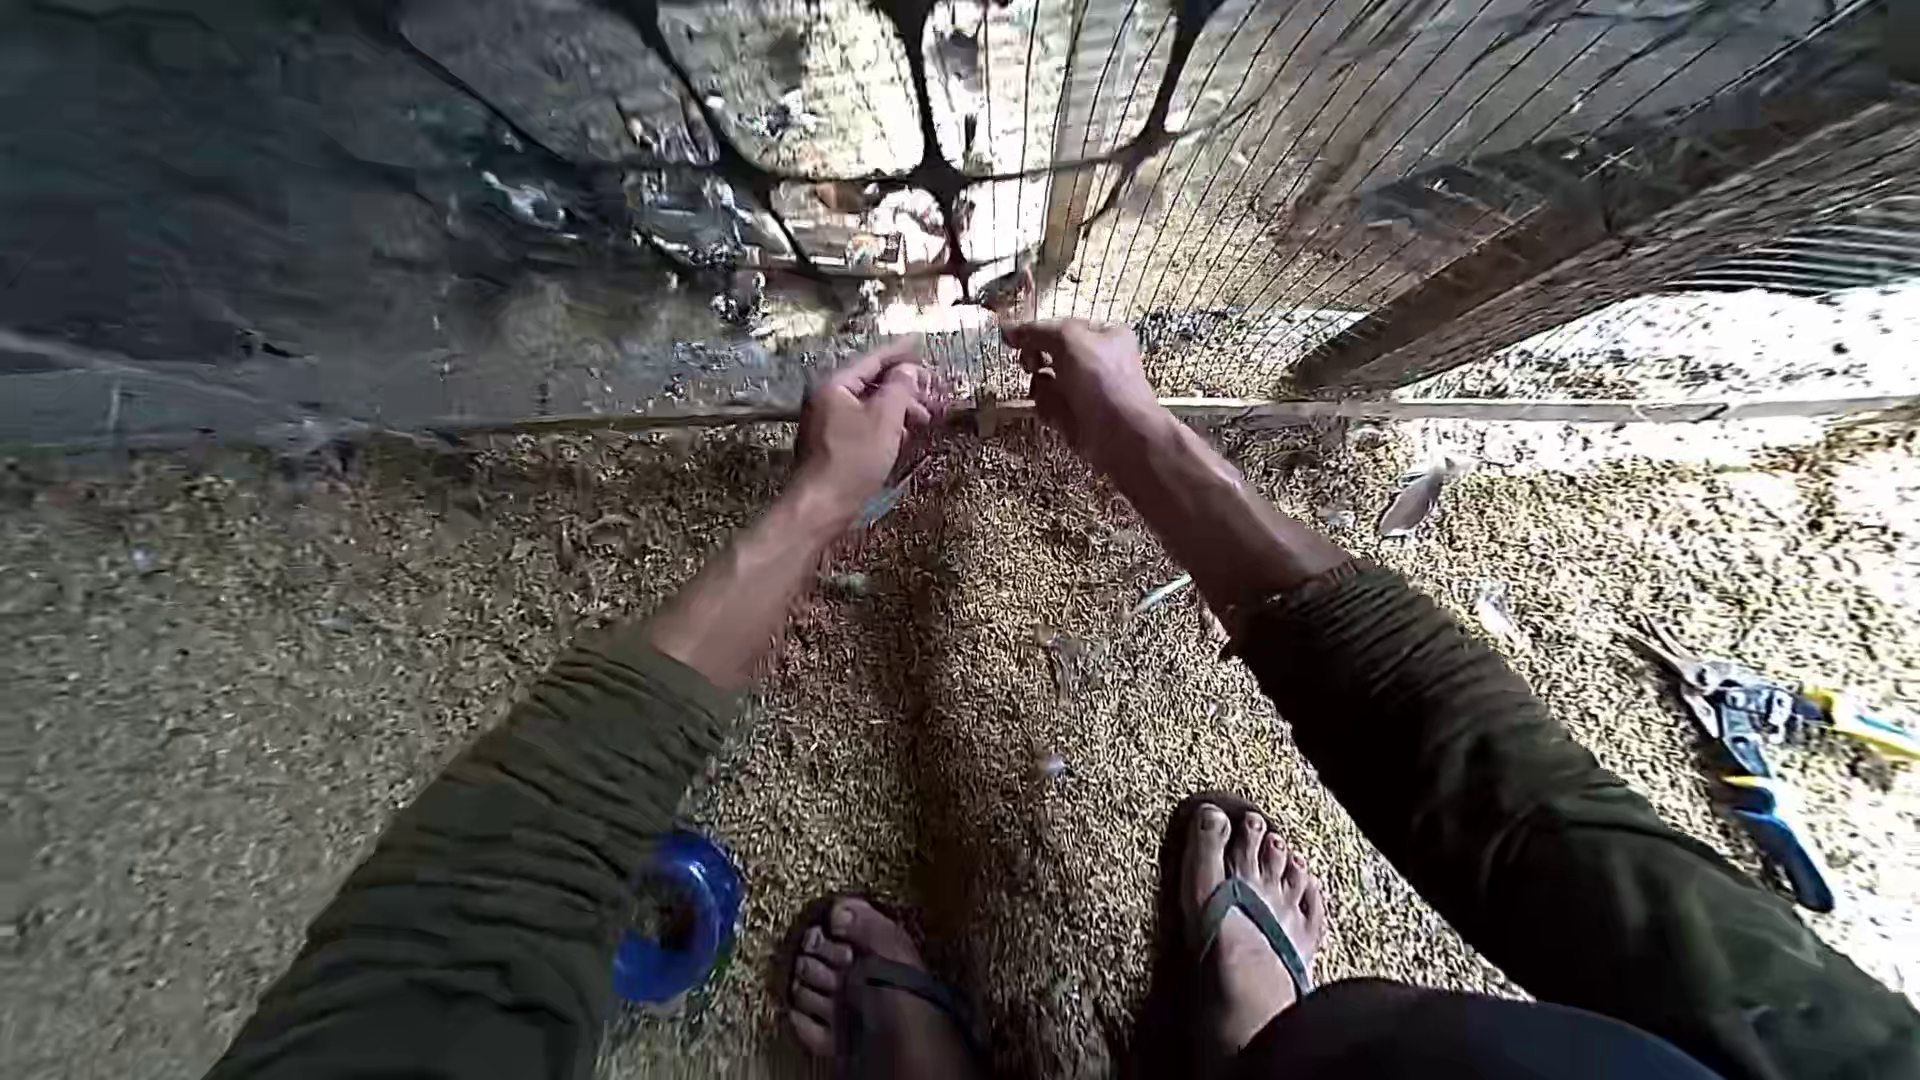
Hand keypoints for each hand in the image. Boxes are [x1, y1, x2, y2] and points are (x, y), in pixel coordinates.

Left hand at [792, 342, 935, 522]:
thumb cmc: (854, 459)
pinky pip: (865, 427)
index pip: (873, 360)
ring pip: (870, 407)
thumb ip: (900, 388)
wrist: (823, 504)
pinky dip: (886, 428)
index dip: (900, 353)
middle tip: (933, 394)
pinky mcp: (835, 446)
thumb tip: (908, 371)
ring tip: (925, 419)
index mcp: (835, 385)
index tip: (921, 346)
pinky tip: (903, 438)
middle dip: (905, 388)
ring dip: (899, 410)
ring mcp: (829, 424)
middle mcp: (828, 399)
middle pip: (872, 384)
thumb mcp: (885, 419)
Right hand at [1004, 320, 1166, 467]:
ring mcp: (1086, 390)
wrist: (1121, 435)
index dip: (1037, 333)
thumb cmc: (1102, 381)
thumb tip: (1010, 331)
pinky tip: (1057, 416)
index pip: (1061, 328)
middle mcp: (1096, 361)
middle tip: (1031, 366)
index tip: (1014, 341)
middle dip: (1037, 362)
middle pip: (1050, 356)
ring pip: (1047, 383)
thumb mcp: (1070, 341)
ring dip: (1042, 390)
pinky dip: (1049, 410)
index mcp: (1104, 335)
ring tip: (1053, 398)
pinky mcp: (1077, 416)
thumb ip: (1039, 332)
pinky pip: (1051, 407)